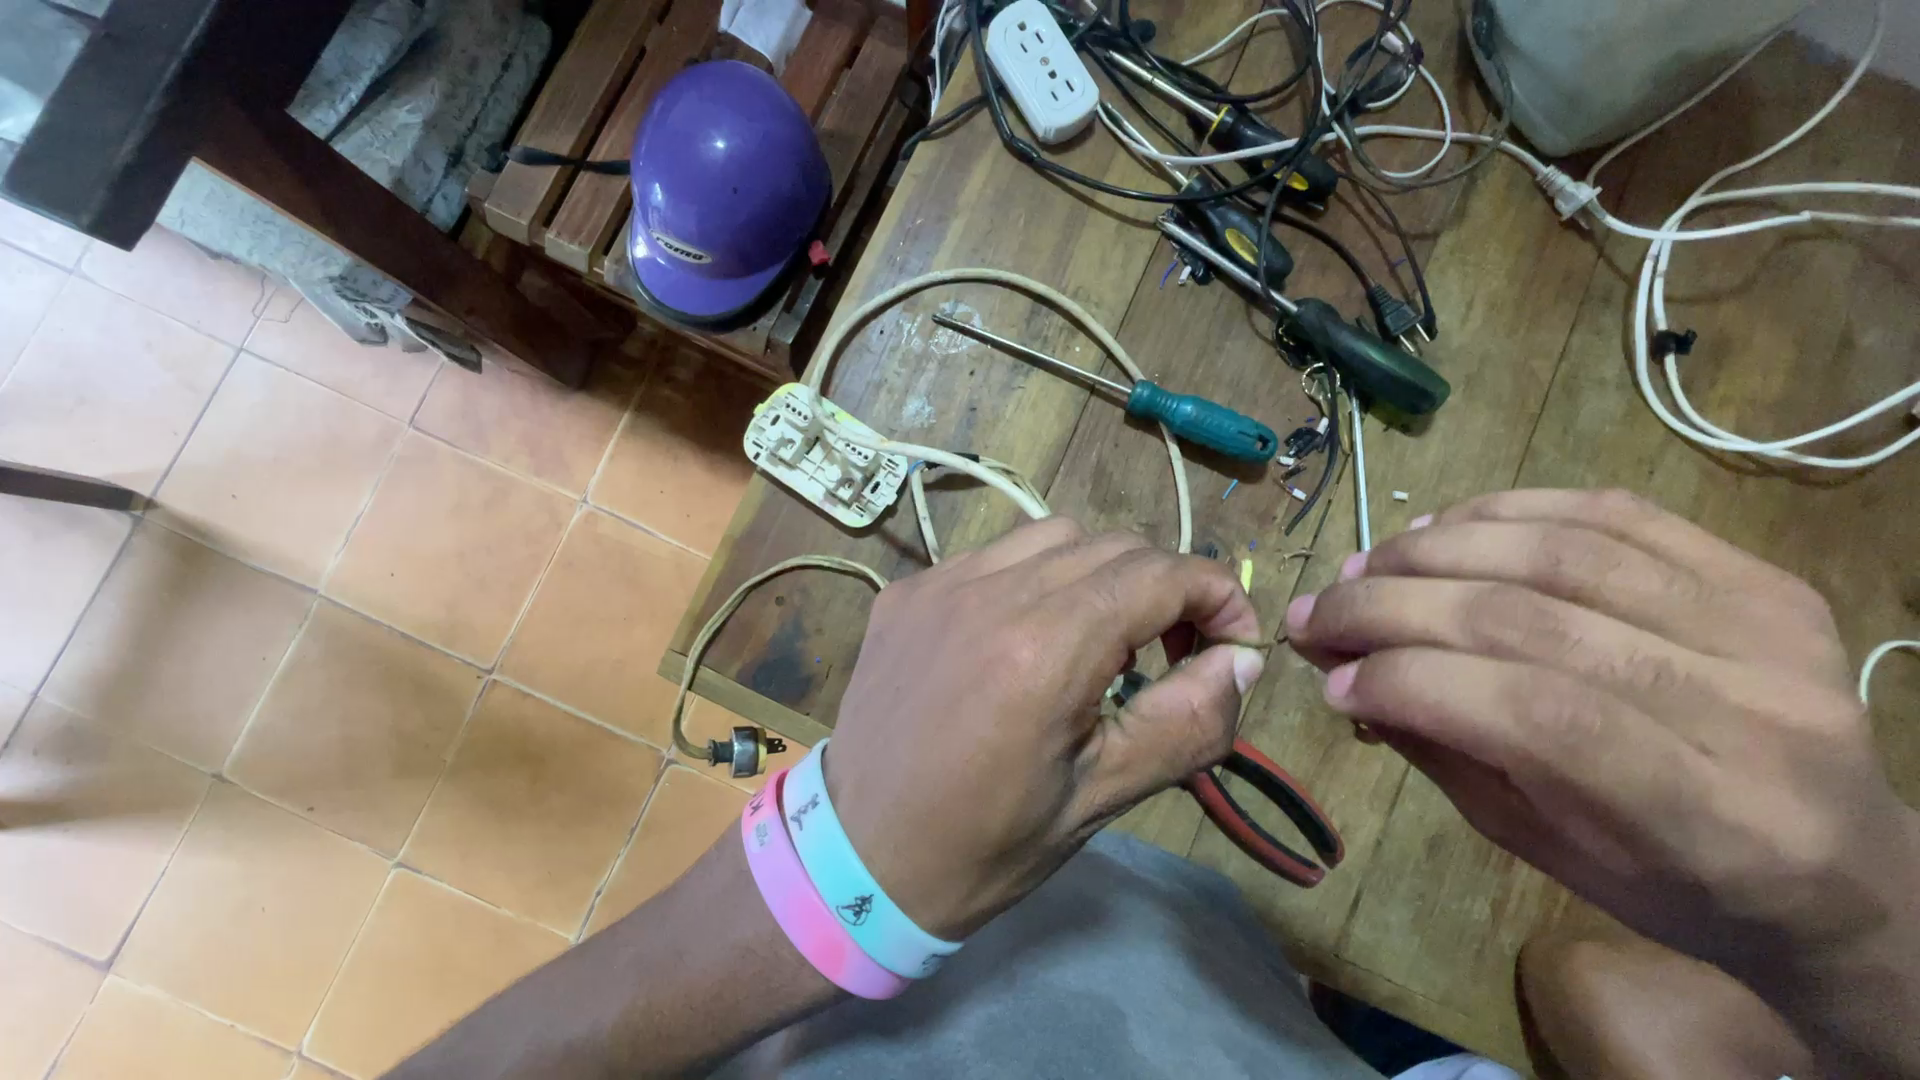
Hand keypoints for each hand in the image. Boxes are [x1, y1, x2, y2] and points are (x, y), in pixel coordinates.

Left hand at [823, 516, 1265, 939]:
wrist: (859, 858)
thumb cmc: (986, 843)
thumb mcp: (1102, 797)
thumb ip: (1187, 723)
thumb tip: (1241, 660)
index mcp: (1045, 649)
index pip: (1162, 576)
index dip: (1216, 598)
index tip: (1232, 643)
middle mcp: (990, 593)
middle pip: (1115, 546)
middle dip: (1164, 587)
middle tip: (1171, 651)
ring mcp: (939, 583)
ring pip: (1054, 535)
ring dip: (1101, 573)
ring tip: (1098, 638)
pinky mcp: (906, 591)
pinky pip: (994, 555)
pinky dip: (1034, 577)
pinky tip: (1025, 634)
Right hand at [1284, 489, 1919, 978]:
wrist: (1840, 868)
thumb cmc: (1672, 884)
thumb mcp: (1542, 847)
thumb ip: (1445, 751)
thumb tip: (1342, 673)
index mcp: (1710, 821)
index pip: (1538, 716)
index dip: (1413, 681)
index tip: (1331, 679)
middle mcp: (1756, 712)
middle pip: (1536, 621)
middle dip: (1395, 607)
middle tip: (1316, 611)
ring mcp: (1769, 632)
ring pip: (1565, 553)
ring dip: (1435, 551)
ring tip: (1363, 567)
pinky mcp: (1764, 580)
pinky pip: (1614, 514)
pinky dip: (1504, 511)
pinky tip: (1435, 528)